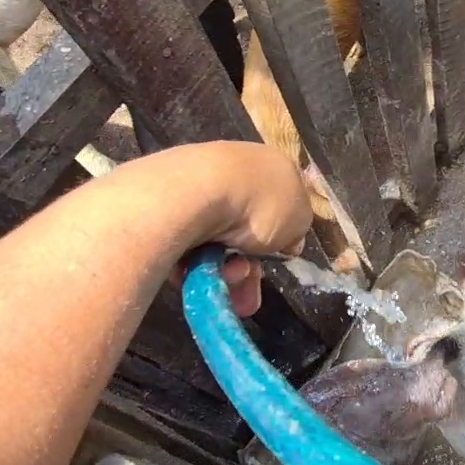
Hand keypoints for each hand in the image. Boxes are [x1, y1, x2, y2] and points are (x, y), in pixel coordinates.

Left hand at [130, 141, 311, 316]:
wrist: (193, 193)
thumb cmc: (259, 202)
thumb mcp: (300, 217)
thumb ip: (296, 228)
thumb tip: (287, 239)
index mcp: (268, 167)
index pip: (279, 205)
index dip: (281, 239)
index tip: (278, 260)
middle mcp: (232, 174)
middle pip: (246, 233)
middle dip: (249, 270)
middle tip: (248, 298)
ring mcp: (196, 191)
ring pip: (217, 246)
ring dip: (227, 274)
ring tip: (226, 283)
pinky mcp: (165, 211)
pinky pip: (188, 248)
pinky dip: (196, 267)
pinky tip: (200, 275)